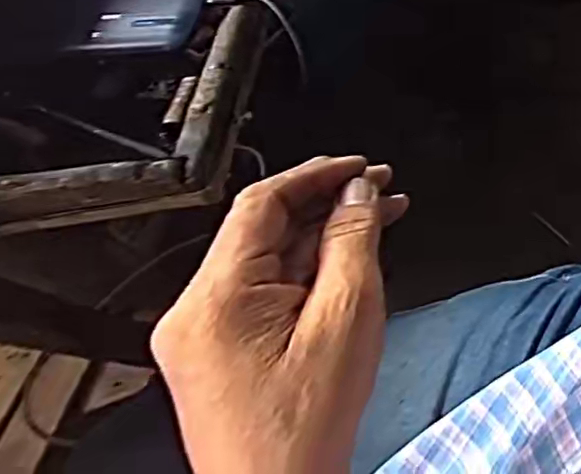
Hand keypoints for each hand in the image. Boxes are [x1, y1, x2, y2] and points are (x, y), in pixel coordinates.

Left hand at [152, 156, 409, 473]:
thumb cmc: (307, 415)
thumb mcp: (347, 311)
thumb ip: (352, 239)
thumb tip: (358, 191)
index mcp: (216, 300)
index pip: (261, 205)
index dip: (317, 174)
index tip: (362, 165)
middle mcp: (198, 310)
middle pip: (265, 225)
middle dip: (328, 196)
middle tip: (382, 183)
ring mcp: (208, 329)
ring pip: (273, 251)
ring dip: (328, 224)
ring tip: (382, 209)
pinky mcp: (224, 343)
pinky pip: (271, 279)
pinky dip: (316, 256)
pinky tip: (356, 247)